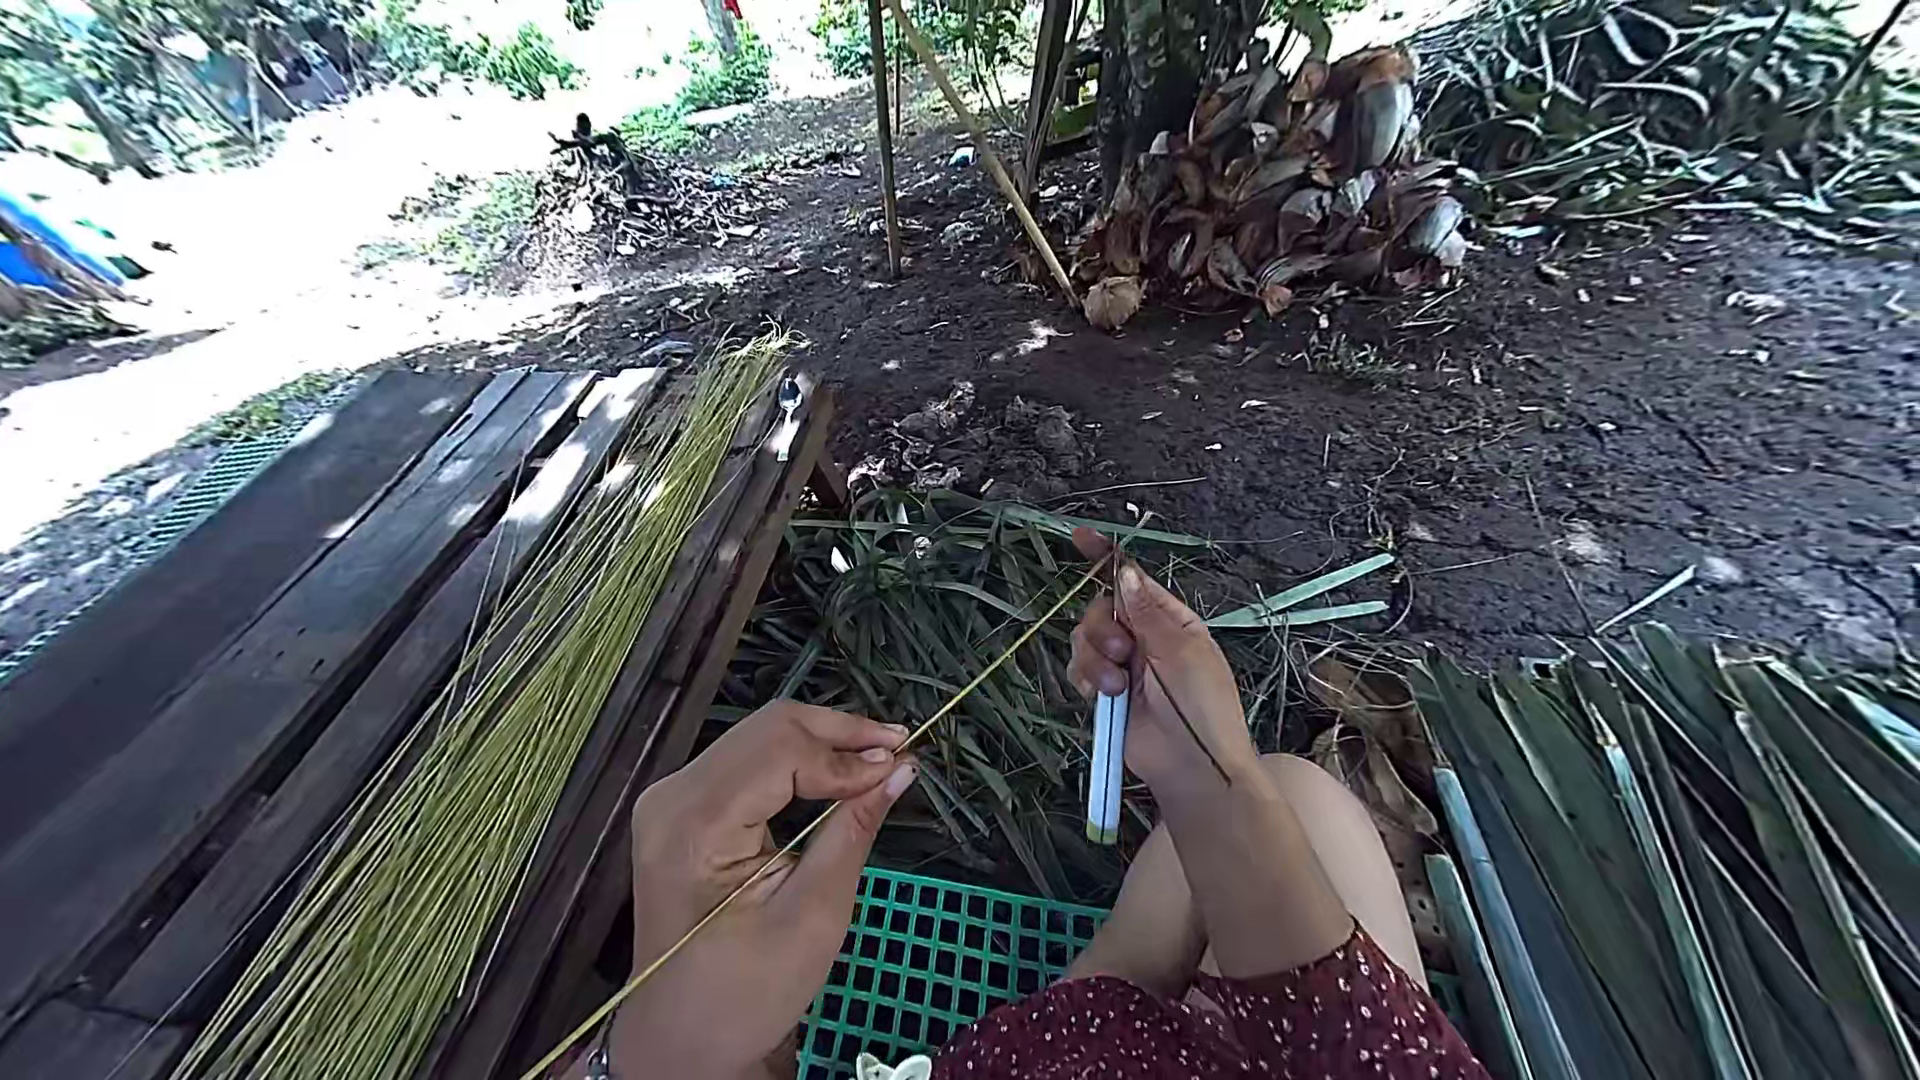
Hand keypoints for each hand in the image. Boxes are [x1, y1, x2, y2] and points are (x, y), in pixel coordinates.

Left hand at [612, 702, 916, 1078]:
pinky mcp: (687, 798)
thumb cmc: (747, 992)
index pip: (781, 753)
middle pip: (771, 727)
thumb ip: (855, 827)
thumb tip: (903, 768)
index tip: (898, 764)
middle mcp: (674, 793)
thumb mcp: (815, 913)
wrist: (680, 1038)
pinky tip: (839, 763)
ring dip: (826, 737)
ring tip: (878, 751)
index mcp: (694, 825)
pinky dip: (803, 752)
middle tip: (898, 745)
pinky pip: (754, 753)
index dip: (846, 754)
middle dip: (841, 732)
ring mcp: (675, 792)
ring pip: (765, 732)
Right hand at [1066, 528, 1258, 790]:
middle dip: (1103, 629)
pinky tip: (1104, 696)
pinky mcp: (1102, 690)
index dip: (1106, 558)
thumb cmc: (1202, 705)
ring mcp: (1120, 663)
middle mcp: (1141, 636)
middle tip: (1122, 652)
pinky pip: (1078, 669)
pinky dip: (1087, 678)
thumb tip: (1124, 571)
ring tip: (1116, 686)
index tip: (1080, 537)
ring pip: (1084, 639)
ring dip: (1096, 659)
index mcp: (1168, 620)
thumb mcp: (1182, 651)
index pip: (1132, 580)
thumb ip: (1147, 612)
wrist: (1191, 765)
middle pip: (1100, 609)